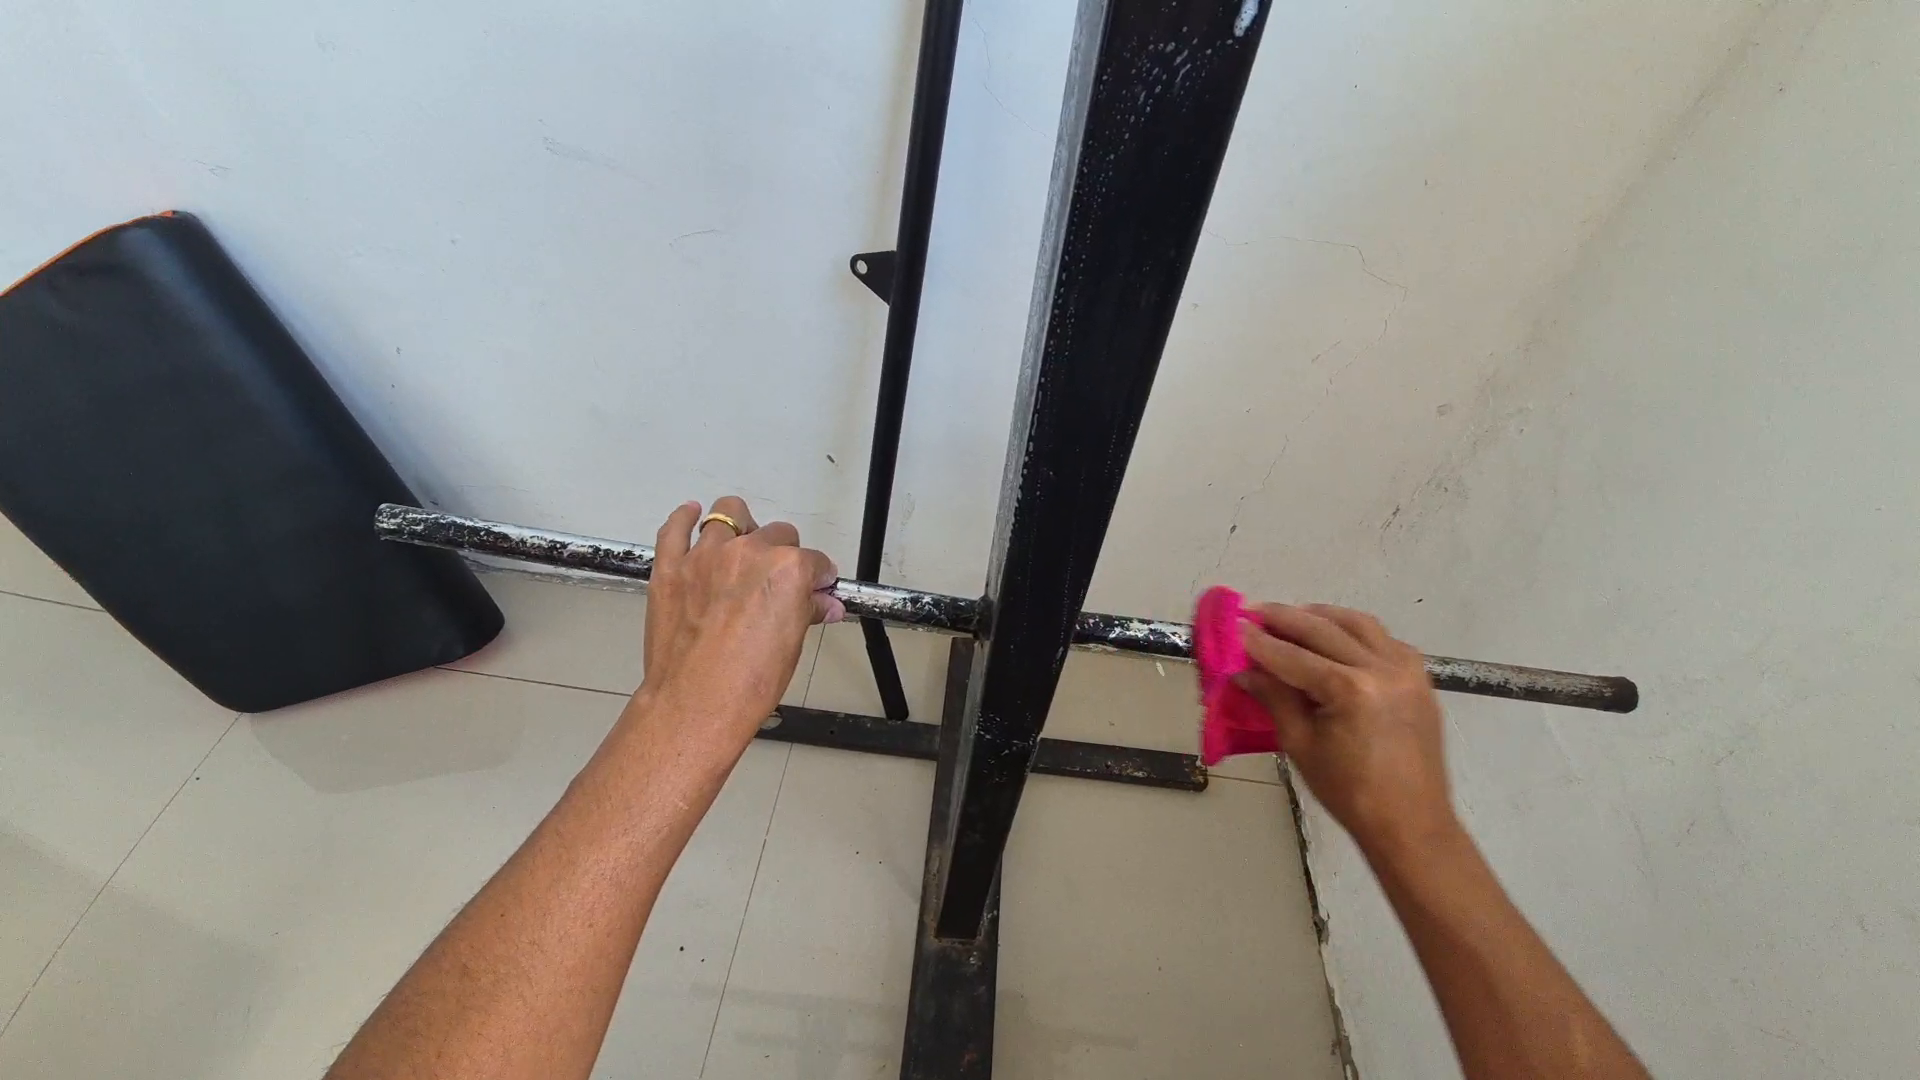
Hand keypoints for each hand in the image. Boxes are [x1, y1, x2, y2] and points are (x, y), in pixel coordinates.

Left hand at [634, 497, 844, 750]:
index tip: (817, 589)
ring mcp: (705, 556)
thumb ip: (808, 610)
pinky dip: (684, 518)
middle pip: (777, 533)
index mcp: (788, 569)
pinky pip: (675, 528)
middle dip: (784, 553)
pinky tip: (692, 515)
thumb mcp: (792, 643)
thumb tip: (825, 604)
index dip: (818, 576)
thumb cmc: (751, 681)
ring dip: (741, 526)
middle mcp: (749, 552)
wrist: (696, 703)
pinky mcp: (671, 567)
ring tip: (741, 547)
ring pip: (728, 514)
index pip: (814, 561)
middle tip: (777, 580)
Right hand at [1236, 603, 1457, 861]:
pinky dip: (1354, 631)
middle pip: (1323, 629)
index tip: (1233, 625)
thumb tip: (1244, 670)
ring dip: (1321, 616)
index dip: (1258, 641)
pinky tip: (1333, 637)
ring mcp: (1407, 670)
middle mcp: (1382, 669)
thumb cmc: (1349, 792)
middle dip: (1284, 618)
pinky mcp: (1420, 677)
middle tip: (1254, 611)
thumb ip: (1273, 698)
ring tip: (1291, 617)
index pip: (1292, 656)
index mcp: (1351, 690)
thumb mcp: (1300, 744)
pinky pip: (1383, 639)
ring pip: (1357, 623)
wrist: (1411, 823)